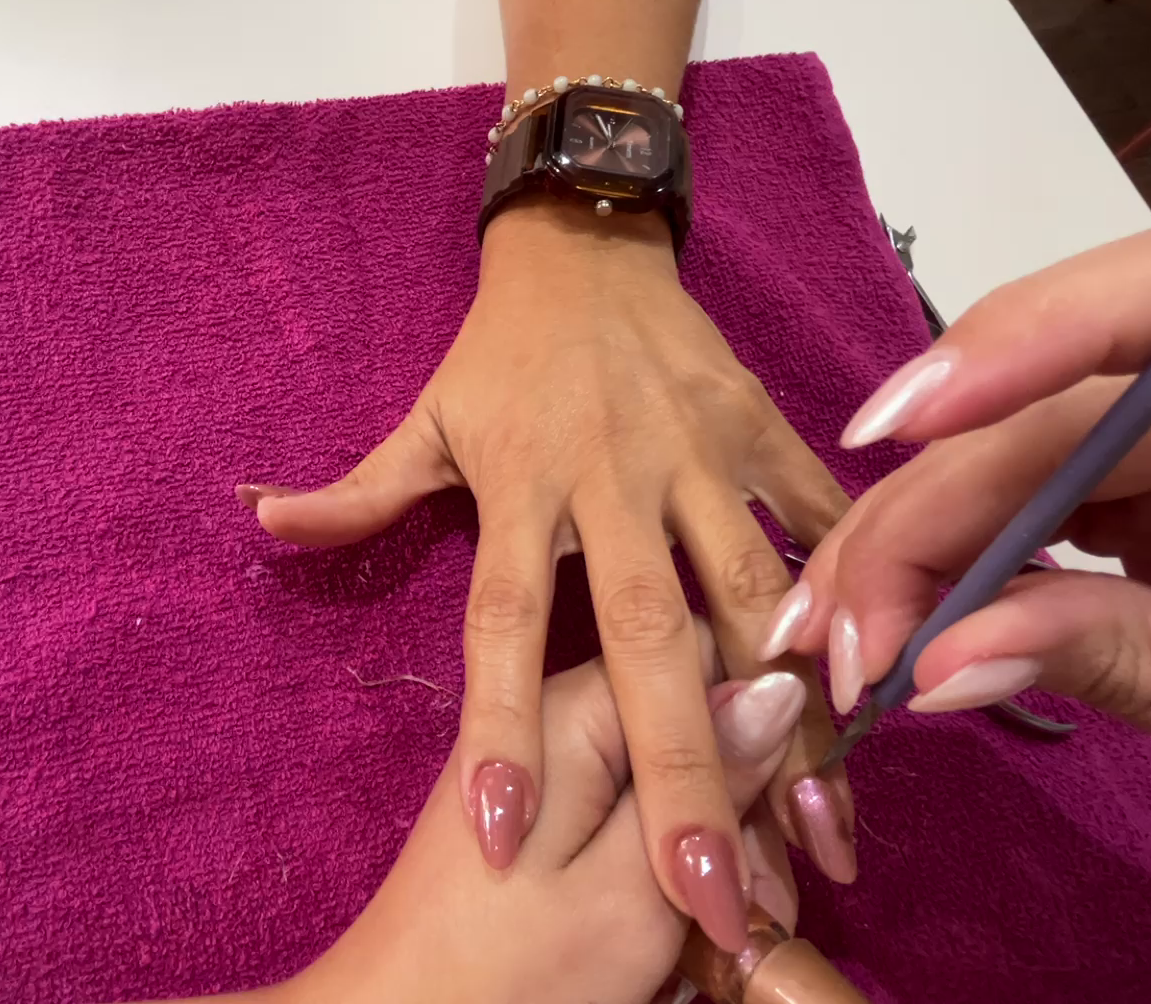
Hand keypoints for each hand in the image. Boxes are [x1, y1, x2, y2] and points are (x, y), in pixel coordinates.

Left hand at [238, 199, 857, 950]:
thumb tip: (260, 521)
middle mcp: (612, 478)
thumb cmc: (497, 357)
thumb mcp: (422, 422)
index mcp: (519, 484)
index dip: (501, 726)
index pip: (501, 621)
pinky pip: (818, 519)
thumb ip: (353, 492)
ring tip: (823, 834)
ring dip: (791, 711)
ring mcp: (697, 453)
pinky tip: (890, 691)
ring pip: (750, 591)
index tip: (502, 836)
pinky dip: (854, 595)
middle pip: (642, 633)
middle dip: (674, 766)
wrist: (584, 253)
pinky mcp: (762, 428)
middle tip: (704, 898)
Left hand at [279, 652, 805, 1003]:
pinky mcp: (546, 795)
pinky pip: (632, 798)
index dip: (769, 733)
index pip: (701, 659)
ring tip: (734, 933)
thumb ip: (702, 783)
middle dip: (746, 802)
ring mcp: (547, 751)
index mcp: (575, 706)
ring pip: (667, 764)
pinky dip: (672, 852)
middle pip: (687, 715)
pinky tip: (691, 922)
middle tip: (769, 906)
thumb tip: (777, 687)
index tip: (804, 828)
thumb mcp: (631, 891)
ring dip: (717, 840)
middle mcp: (557, 708)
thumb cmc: (511, 971)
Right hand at [767, 182, 1150, 823]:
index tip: (894, 428)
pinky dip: (942, 573)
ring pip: (999, 465)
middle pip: (1042, 420)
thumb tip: (935, 664)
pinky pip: (1014, 514)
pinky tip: (894, 623)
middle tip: (841, 633)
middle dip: (918, 526)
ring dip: (903, 555)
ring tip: (842, 642)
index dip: (1031, 337)